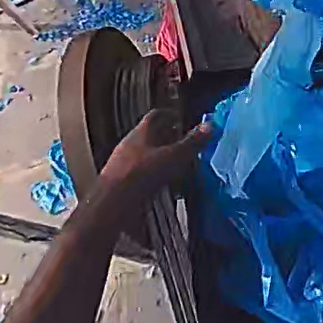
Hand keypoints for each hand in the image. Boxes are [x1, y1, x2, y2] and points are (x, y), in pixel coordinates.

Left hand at [89, 109, 211, 213]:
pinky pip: (144, 175)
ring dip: (164, 159)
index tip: (186, 120)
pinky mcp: (122, 185)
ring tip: (182, 166)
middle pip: (152, 136)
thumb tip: (211, 126)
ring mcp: (124, 166)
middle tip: (189, 144)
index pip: (157, 116)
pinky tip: (169, 188)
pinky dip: (158, 178)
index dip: (172, 115)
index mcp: (140, 133)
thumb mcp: (174, 156)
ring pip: (148, 156)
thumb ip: (192, 142)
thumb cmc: (142, 174)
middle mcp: (130, 146)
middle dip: (171, 139)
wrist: (112, 207)